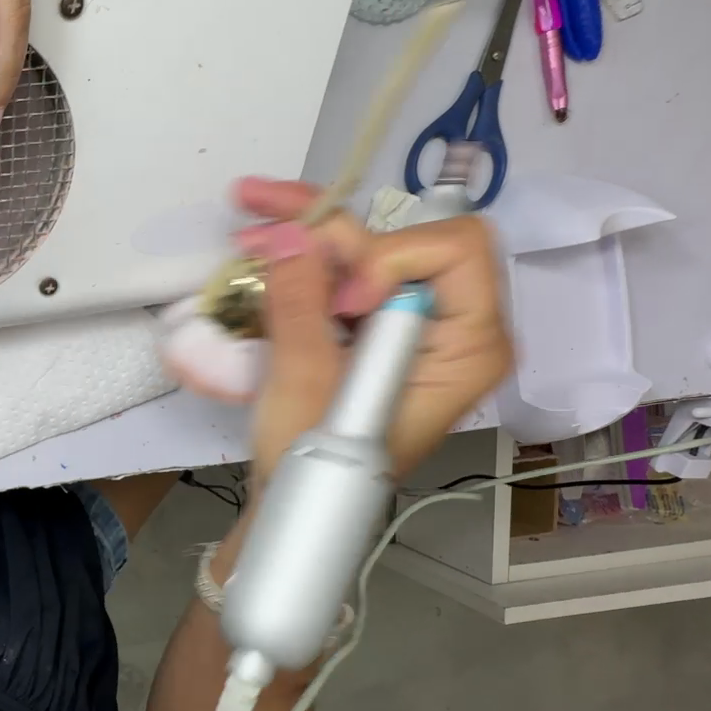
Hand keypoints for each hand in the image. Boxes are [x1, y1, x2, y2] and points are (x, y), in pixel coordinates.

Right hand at [234, 177, 512, 479]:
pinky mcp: (367, 327)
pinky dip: (299, 259)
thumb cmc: (311, 463)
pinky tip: (258, 249)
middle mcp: (446, 324)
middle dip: (329, 223)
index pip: (452, 251)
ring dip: (305, 231)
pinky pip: (342, 274)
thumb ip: (298, 307)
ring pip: (367, 249)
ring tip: (247, 215)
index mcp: (463, 343)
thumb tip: (286, 234)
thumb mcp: (304, 386)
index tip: (340, 305)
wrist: (290, 502)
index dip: (389, 258)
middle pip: (402, 239)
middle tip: (256, 207)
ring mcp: (405, 324)